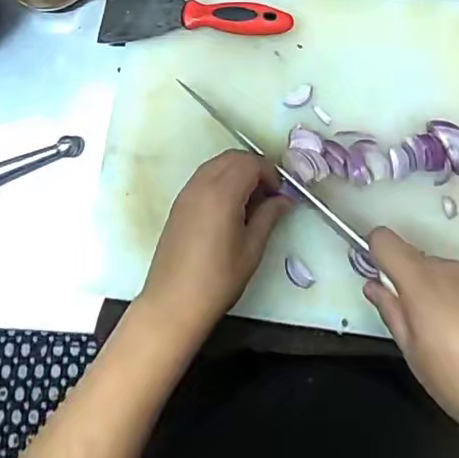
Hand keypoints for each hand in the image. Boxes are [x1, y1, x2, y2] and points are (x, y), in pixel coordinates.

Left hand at [138, 150, 292, 333]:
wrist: (173, 300)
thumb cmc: (218, 279)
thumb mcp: (252, 249)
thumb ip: (269, 216)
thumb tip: (285, 200)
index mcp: (222, 192)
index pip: (250, 163)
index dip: (270, 173)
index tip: (280, 195)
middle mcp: (202, 183)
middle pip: (233, 157)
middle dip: (255, 168)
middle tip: (268, 196)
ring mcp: (187, 190)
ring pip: (217, 164)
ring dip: (237, 172)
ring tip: (251, 203)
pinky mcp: (179, 201)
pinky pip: (204, 176)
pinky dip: (222, 180)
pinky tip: (230, 208)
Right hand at [363, 227, 458, 445]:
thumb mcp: (415, 355)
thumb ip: (391, 313)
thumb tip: (374, 286)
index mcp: (421, 279)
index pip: (384, 239)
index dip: (375, 253)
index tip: (380, 280)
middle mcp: (450, 269)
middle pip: (417, 260)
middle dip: (410, 284)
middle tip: (418, 328)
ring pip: (446, 277)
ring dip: (440, 298)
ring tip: (455, 345)